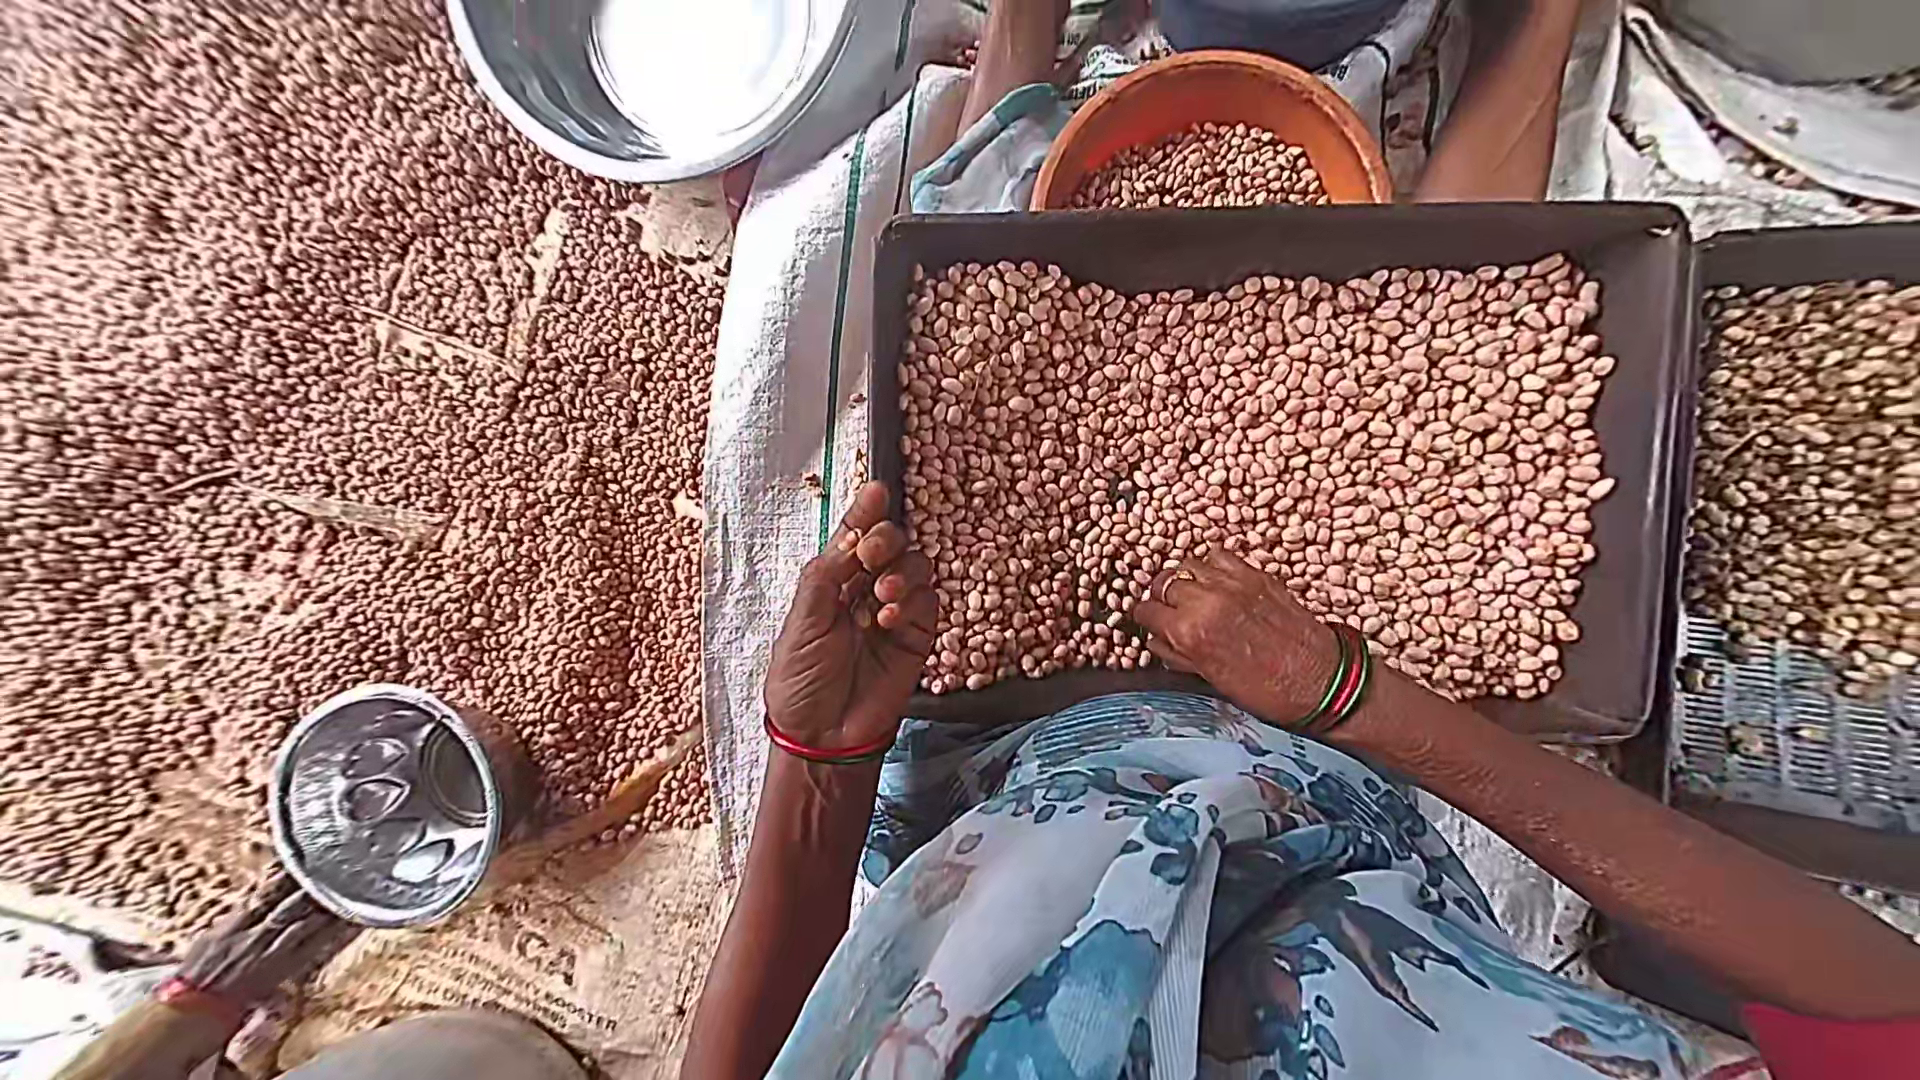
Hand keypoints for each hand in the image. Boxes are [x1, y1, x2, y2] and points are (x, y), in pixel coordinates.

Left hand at [765, 482, 937, 751]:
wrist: (824, 734)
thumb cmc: (802, 679)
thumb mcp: (801, 622)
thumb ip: (827, 574)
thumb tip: (852, 532)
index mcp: (832, 581)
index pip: (853, 537)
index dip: (865, 513)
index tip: (877, 490)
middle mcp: (865, 589)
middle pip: (889, 544)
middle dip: (885, 540)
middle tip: (873, 554)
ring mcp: (894, 610)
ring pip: (915, 567)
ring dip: (902, 571)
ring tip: (883, 594)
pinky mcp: (917, 633)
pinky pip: (927, 601)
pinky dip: (913, 602)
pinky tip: (889, 618)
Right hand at [1132, 548, 1341, 727]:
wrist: (1323, 683)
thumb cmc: (1266, 690)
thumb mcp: (1210, 678)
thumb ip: (1177, 654)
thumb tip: (1156, 639)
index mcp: (1189, 632)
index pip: (1146, 611)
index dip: (1145, 617)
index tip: (1149, 620)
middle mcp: (1205, 602)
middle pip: (1163, 584)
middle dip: (1161, 597)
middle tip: (1169, 608)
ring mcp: (1231, 584)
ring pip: (1186, 565)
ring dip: (1184, 579)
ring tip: (1191, 593)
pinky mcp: (1254, 575)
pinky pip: (1218, 556)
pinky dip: (1211, 566)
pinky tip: (1215, 581)